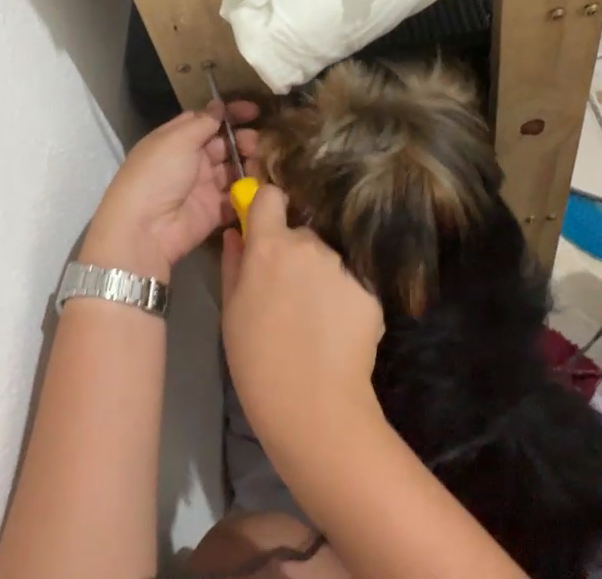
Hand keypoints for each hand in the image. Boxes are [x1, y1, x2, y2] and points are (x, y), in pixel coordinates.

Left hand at [81, 100, 260, 282]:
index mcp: (176, 139)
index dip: (229, 114)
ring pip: (233, 170)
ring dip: (249, 164)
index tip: (254, 110)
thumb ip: (203, 122)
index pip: (206, 120)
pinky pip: (236, 198)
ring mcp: (202, 187)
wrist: (145, 229)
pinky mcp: (214, 212)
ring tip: (262, 162)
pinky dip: (250, 192)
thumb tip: (218, 105)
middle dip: (243, 140)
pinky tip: (264, 185)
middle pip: (223, 145)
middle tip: (257, 143)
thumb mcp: (177, 139)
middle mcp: (190, 161)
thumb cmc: (158, 174)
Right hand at [220, 185, 384, 442]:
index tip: (265, 227)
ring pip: (328, 260)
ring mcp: (343, 267)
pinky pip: (351, 285)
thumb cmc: (257, 360)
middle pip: (301, 234)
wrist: (313, 406)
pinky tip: (336, 333)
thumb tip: (237, 233)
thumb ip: (234, 263)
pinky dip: (344, 301)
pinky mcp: (370, 291)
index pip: (271, 196)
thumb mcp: (231, 311)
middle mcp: (309, 245)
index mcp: (269, 245)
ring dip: (320, 277)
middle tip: (288, 294)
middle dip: (294, 254)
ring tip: (315, 320)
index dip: (267, 208)